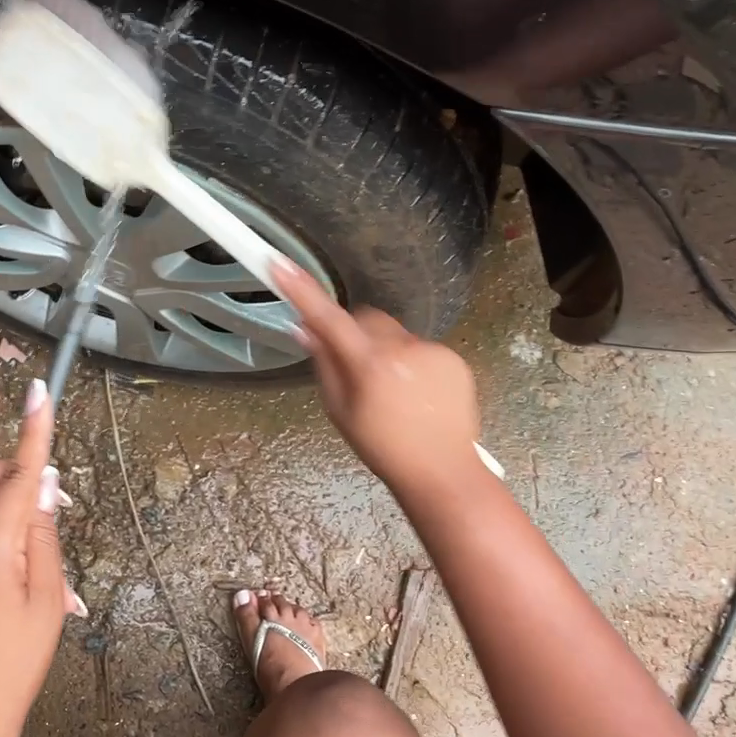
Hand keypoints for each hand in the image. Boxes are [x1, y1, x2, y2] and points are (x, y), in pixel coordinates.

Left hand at [0, 379, 77, 736]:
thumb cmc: (15, 664)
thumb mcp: (47, 599)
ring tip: (35, 565)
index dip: (32, 433)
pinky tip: (9, 585)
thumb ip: (43, 535)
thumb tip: (42, 485)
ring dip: (0, 514)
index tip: (39, 394)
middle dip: (7, 471)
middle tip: (44, 500)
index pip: (16, 477)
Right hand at [275, 261, 484, 489]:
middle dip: (356, 335)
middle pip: (367, 320)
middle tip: (354, 370)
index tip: (281, 265)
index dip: (302, 291)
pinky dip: (412, 363)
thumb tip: (306, 330)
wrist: (442, 471)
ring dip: (386, 351)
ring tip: (391, 393)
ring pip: (395, 335)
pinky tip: (415, 395)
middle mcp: (403, 349)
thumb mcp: (340, 412)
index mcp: (369, 365)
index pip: (328, 318)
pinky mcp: (453, 357)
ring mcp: (432, 351)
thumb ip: (325, 366)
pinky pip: (421, 348)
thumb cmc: (383, 448)